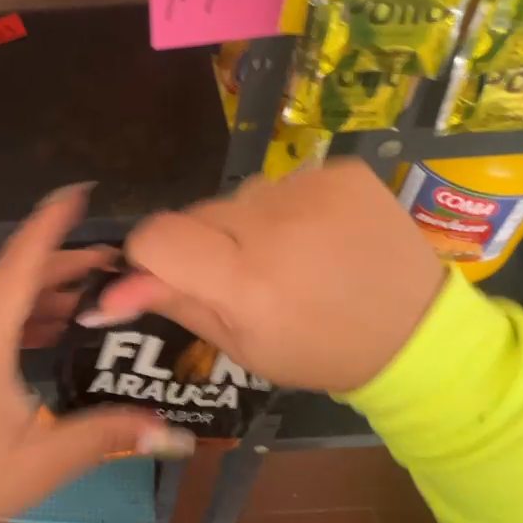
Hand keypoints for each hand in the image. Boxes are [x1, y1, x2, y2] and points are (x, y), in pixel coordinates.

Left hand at [0, 185, 196, 522]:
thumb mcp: (44, 462)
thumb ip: (107, 434)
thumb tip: (174, 431)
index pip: (20, 266)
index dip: (50, 227)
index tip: (79, 193)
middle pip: (11, 278)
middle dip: (61, 264)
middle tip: (112, 264)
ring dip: (38, 292)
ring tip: (87, 297)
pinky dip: (14, 315)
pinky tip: (45, 329)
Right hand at [83, 161, 446, 393]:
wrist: (415, 333)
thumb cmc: (317, 352)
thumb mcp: (239, 344)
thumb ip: (174, 304)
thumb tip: (107, 292)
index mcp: (245, 282)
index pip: (156, 237)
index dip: (151, 256)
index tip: (174, 275)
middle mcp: (273, 225)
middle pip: (196, 214)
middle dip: (205, 245)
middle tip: (245, 279)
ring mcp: (312, 190)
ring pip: (237, 198)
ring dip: (245, 226)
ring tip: (288, 259)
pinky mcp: (342, 170)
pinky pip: (280, 182)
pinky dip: (284, 209)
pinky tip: (316, 238)